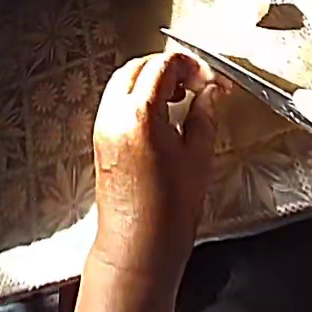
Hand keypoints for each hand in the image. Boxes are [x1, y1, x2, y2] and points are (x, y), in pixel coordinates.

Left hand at [90, 51, 222, 280]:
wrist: (136, 247)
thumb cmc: (167, 213)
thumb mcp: (198, 158)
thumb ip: (205, 115)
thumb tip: (211, 92)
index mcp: (140, 114)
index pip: (163, 66)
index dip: (190, 65)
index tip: (208, 76)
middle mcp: (115, 113)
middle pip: (140, 66)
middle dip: (170, 68)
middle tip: (197, 82)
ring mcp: (104, 123)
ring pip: (126, 79)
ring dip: (153, 78)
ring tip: (182, 96)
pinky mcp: (100, 135)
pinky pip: (117, 99)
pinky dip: (138, 94)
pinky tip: (161, 112)